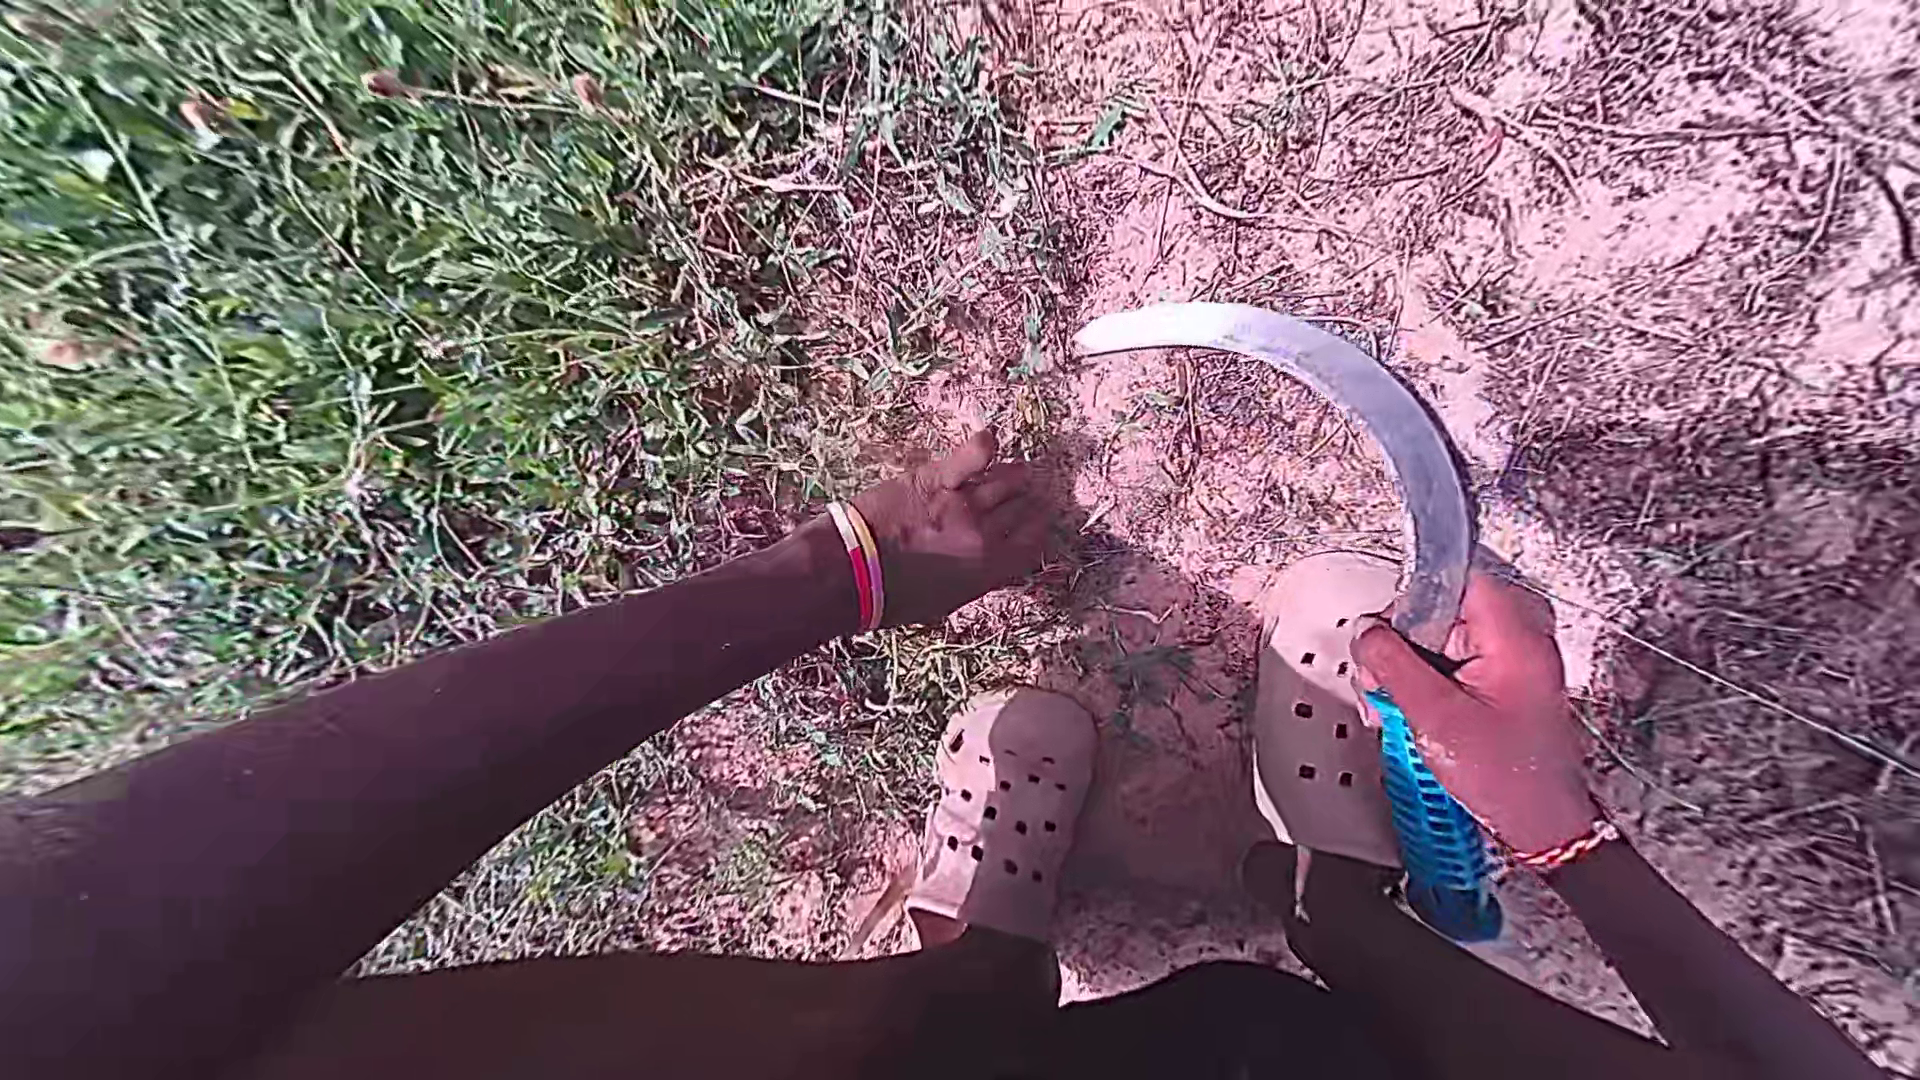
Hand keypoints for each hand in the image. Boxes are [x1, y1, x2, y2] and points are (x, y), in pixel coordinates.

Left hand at [851, 429, 1049, 626]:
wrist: (854, 572)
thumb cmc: (894, 597)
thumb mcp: (944, 602)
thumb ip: (974, 579)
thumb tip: (988, 565)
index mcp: (988, 569)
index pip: (1031, 544)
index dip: (1038, 530)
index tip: (1039, 522)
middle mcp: (983, 535)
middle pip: (1019, 510)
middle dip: (1029, 502)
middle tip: (1032, 493)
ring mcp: (961, 505)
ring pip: (1003, 483)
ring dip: (1015, 476)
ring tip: (1020, 471)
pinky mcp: (935, 481)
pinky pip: (969, 459)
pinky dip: (982, 448)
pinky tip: (991, 441)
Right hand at [1352, 569, 1593, 852]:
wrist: (1539, 826)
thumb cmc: (1506, 777)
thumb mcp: (1434, 714)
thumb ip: (1392, 663)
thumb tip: (1365, 629)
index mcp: (1513, 643)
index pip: (1464, 582)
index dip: (1419, 592)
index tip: (1387, 618)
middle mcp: (1511, 647)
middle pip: (1437, 611)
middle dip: (1396, 639)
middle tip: (1379, 671)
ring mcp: (1500, 666)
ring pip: (1430, 639)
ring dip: (1398, 664)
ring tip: (1388, 697)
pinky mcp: (1487, 685)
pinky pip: (1437, 663)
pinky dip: (1412, 680)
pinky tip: (1401, 706)